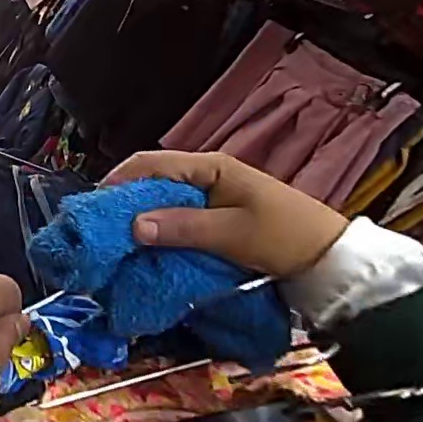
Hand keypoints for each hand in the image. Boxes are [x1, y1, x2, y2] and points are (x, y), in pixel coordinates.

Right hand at [104, 151, 348, 277]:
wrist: (328, 258)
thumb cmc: (284, 236)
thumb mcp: (234, 233)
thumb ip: (185, 228)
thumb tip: (134, 225)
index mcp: (211, 167)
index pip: (154, 163)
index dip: (121, 179)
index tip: (94, 205)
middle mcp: (206, 176)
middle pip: (155, 181)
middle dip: (125, 200)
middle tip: (99, 228)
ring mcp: (211, 197)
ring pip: (164, 201)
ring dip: (141, 217)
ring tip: (115, 241)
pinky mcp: (216, 219)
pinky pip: (178, 219)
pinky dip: (160, 230)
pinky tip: (147, 248)